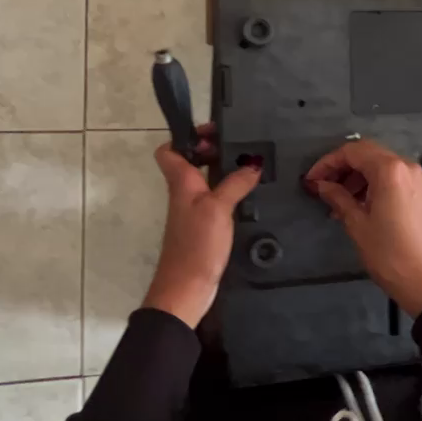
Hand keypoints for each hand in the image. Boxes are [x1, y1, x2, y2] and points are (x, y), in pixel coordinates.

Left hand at [144, 124, 261, 327]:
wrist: (186, 288)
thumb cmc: (197, 244)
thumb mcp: (219, 208)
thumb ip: (236, 183)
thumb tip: (253, 164)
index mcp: (181, 183)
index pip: (168, 151)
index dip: (183, 138)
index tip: (210, 133)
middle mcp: (183, 193)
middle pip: (189, 162)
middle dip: (209, 150)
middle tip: (237, 145)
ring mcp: (192, 211)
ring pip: (203, 180)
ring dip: (221, 170)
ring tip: (248, 164)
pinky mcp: (203, 227)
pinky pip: (214, 198)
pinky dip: (228, 191)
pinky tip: (247, 194)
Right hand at [305, 139, 421, 316]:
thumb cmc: (387, 252)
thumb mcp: (357, 223)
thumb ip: (337, 197)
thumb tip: (321, 184)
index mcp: (389, 170)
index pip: (352, 152)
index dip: (327, 162)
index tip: (311, 179)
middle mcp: (405, 165)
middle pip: (366, 154)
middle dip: (341, 167)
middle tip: (321, 186)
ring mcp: (415, 177)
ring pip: (378, 165)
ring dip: (355, 176)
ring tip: (336, 201)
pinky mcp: (419, 190)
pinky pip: (390, 177)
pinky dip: (371, 184)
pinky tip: (356, 204)